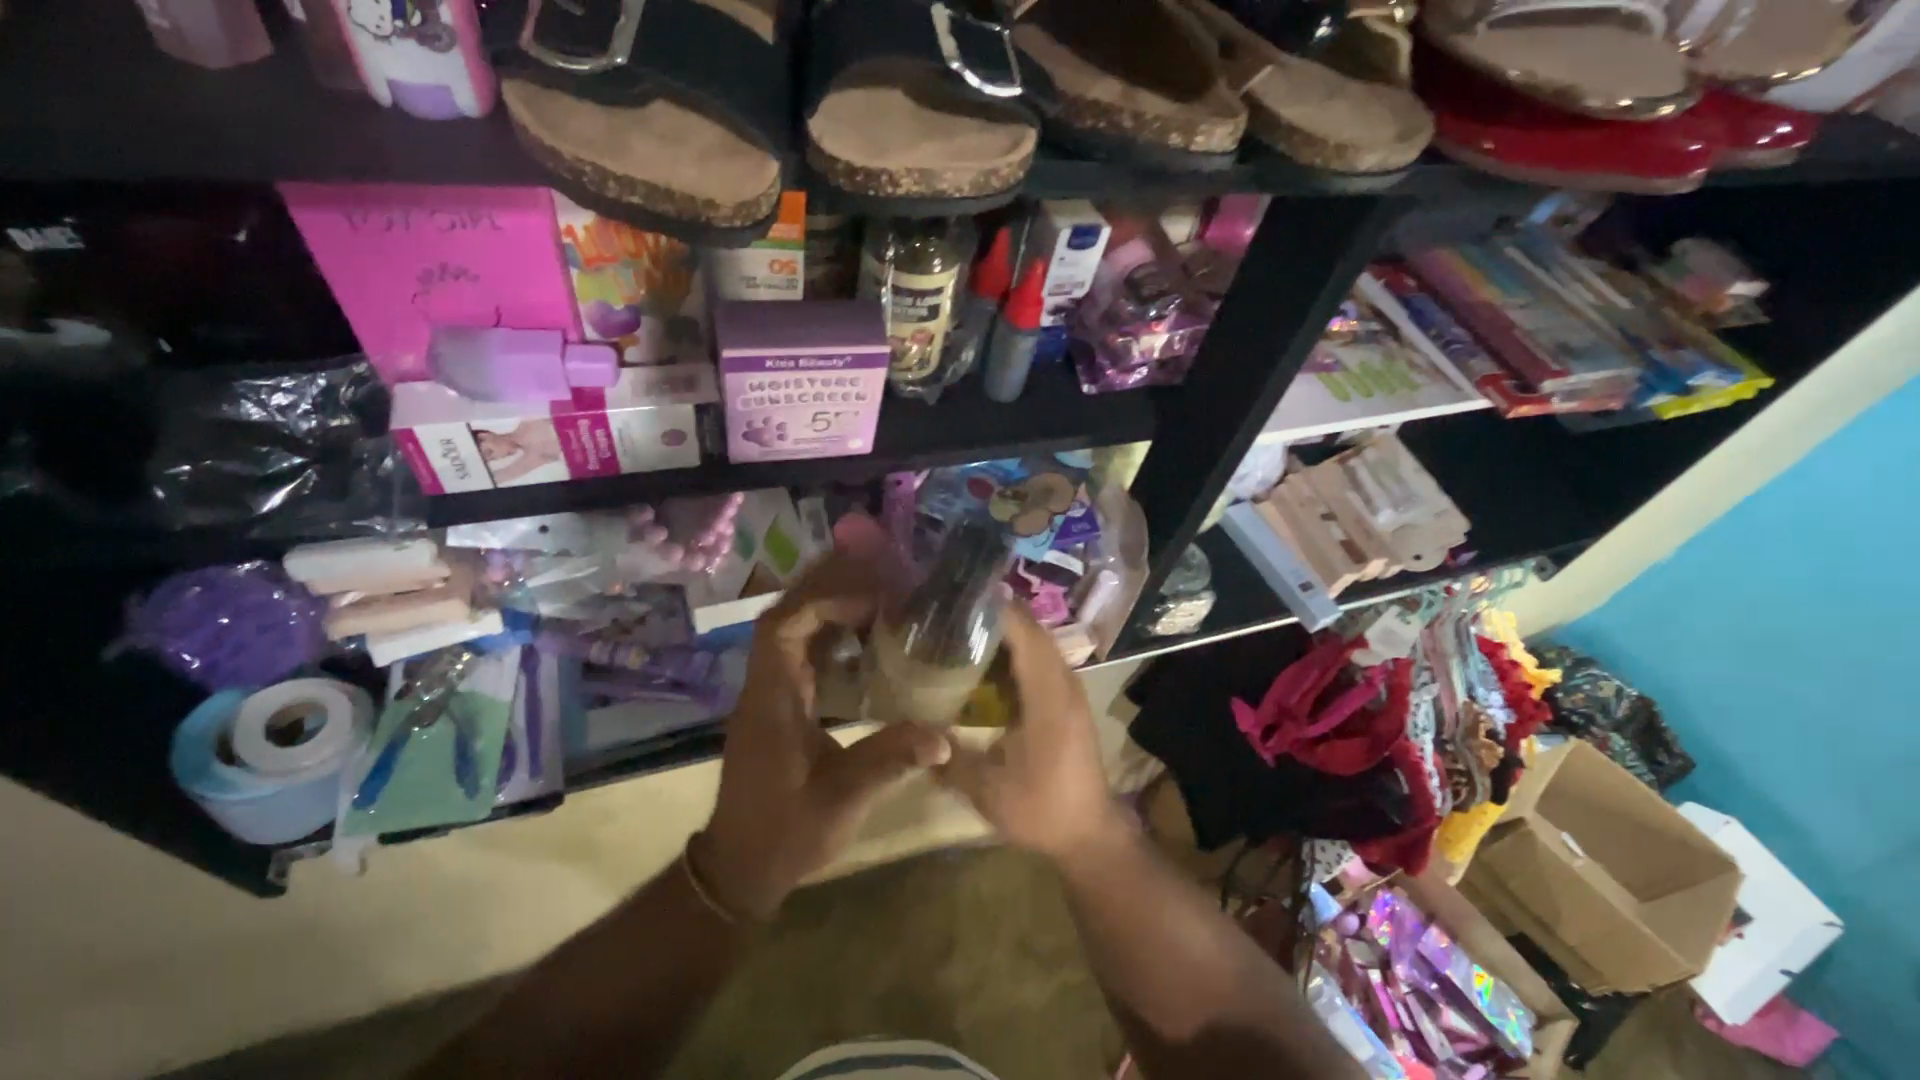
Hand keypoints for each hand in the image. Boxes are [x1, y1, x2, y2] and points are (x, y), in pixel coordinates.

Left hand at [697, 526, 949, 919]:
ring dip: (827, 605)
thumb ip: (886, 762)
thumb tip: (943, 737)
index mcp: (771, 701)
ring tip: (876, 590)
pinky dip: (829, 634)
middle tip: (876, 568)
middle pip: (784, 617)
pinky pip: (800, 654)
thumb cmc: (785, 833)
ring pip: (790, 632)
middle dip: (825, 587)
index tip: (873, 596)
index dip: (823, 601)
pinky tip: (863, 636)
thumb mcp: (840, 801)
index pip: (783, 629)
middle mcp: (764, 688)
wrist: (741, 867)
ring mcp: (767, 696)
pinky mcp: (777, 708)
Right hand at [934, 604, 1130, 863]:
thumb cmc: (1042, 810)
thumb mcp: (987, 790)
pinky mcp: (1067, 701)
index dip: (991, 608)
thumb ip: (949, 757)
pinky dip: (1013, 652)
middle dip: (991, 614)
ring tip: (957, 628)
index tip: (952, 597)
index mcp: (1048, 696)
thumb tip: (908, 732)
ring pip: (1036, 643)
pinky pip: (1039, 661)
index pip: (1023, 631)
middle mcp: (1064, 683)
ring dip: (1003, 632)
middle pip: (1030, 629)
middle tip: (946, 611)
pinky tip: (981, 662)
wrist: (1089, 835)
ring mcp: (1069, 690)